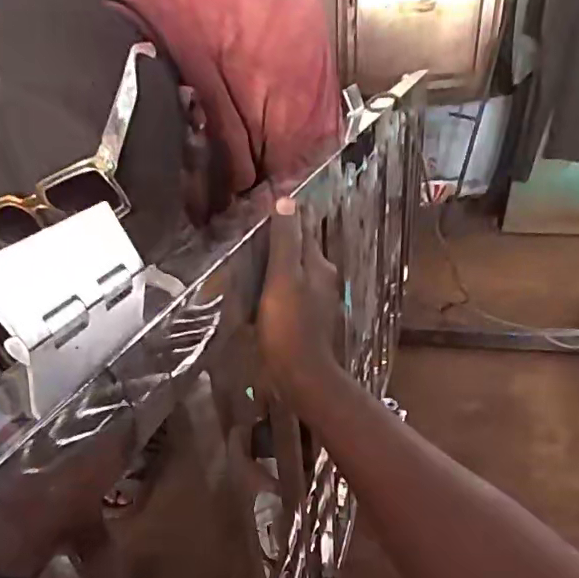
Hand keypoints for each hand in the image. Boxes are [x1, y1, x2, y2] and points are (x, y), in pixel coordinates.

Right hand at [257, 195, 344, 394]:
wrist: (302, 376)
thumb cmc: (289, 326)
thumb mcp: (283, 277)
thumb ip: (286, 241)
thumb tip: (287, 201)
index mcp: (320, 265)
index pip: (302, 230)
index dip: (285, 217)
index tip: (265, 206)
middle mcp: (324, 281)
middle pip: (301, 253)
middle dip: (283, 242)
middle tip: (254, 233)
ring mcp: (318, 304)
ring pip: (297, 275)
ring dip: (280, 267)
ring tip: (254, 261)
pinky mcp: (309, 324)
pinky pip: (292, 297)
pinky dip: (279, 291)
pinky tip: (263, 294)